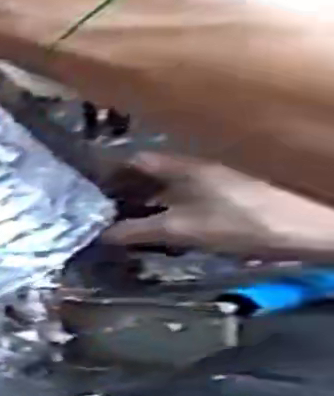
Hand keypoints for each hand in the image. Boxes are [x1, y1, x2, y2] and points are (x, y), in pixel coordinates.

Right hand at [103, 152, 333, 259]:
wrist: (316, 231)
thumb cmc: (242, 223)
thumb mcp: (177, 230)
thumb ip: (131, 231)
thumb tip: (95, 234)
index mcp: (185, 167)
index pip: (133, 161)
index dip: (106, 174)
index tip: (85, 193)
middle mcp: (201, 168)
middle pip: (149, 176)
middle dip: (121, 194)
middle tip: (98, 214)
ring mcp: (220, 182)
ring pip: (168, 189)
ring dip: (144, 205)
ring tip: (124, 225)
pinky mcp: (233, 197)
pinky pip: (186, 199)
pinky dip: (167, 211)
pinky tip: (160, 229)